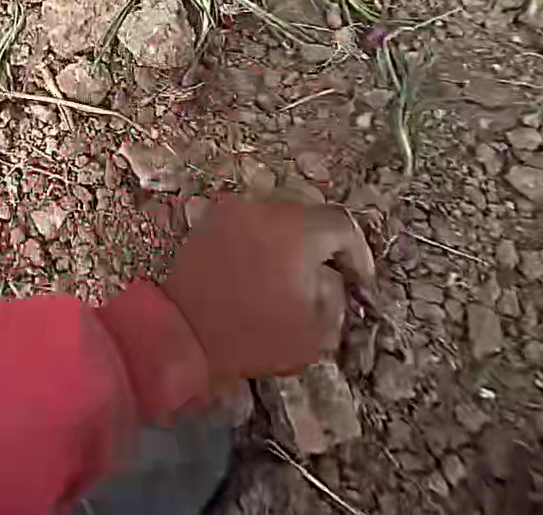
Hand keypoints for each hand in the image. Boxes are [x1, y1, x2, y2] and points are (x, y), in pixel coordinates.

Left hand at [160, 197, 375, 382]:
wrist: (184, 331)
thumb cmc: (254, 334)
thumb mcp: (314, 331)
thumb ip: (336, 295)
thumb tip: (334, 276)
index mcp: (298, 229)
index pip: (343, 225)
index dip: (358, 255)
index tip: (358, 285)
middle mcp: (268, 207)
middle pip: (311, 216)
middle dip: (326, 246)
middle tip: (330, 279)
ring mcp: (237, 208)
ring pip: (280, 216)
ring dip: (294, 241)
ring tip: (293, 275)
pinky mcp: (215, 217)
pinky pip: (252, 221)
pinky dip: (264, 239)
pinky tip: (262, 267)